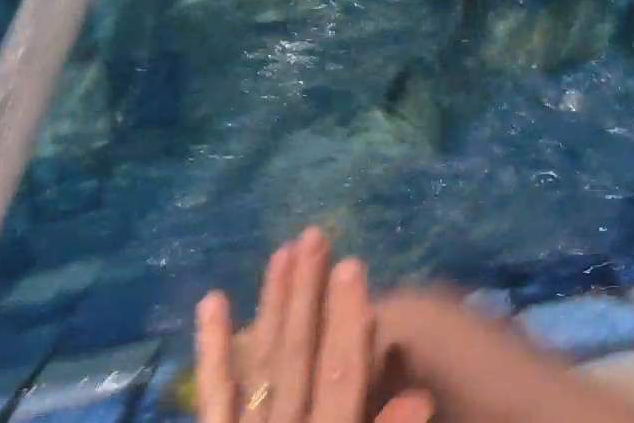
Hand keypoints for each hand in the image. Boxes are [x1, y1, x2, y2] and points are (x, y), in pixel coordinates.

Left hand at [195, 228, 434, 422]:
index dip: (347, 322)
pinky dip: (213, 350)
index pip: (340, 377)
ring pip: (258, 364)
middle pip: (295, 358)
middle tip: (313, 235)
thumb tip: (421, 399)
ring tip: (278, 253)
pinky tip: (212, 301)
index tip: (353, 264)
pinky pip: (214, 399)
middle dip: (306, 296)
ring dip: (268, 307)